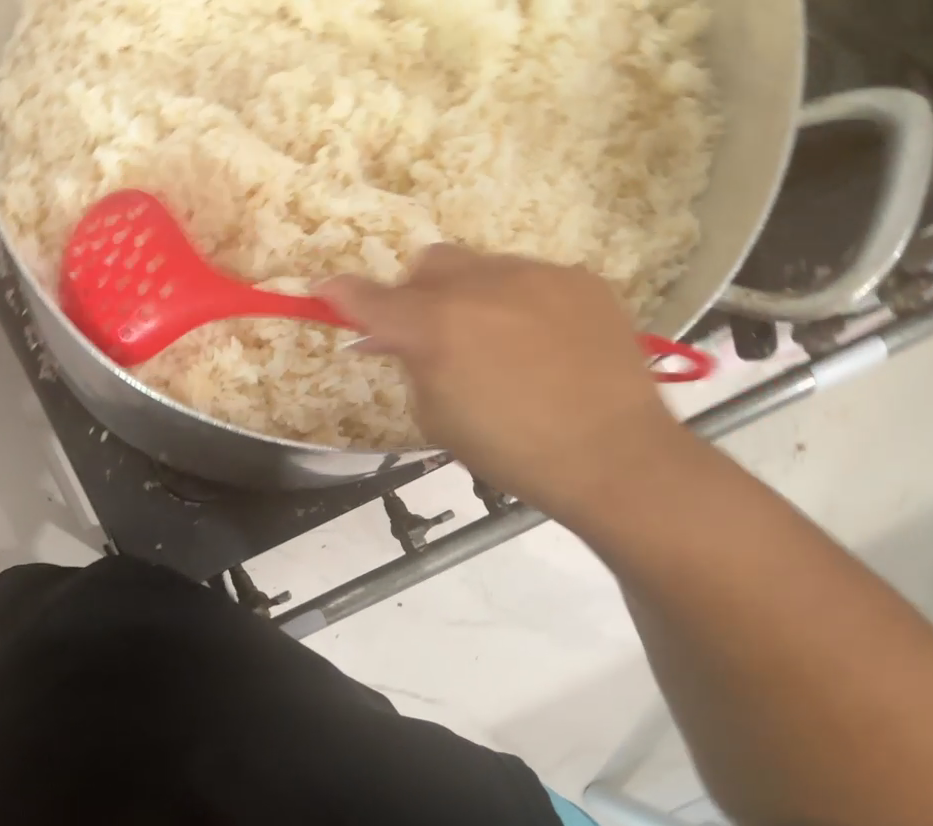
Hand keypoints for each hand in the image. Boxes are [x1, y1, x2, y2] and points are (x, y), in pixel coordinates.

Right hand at [317, 246, 697, 518]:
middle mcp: (482, 286)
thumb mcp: (434, 414)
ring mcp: (537, 276)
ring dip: (466, 295)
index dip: (341, 294)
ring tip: (489, 342)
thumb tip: (392, 340)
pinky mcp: (580, 280)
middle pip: (428, 264)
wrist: (609, 452)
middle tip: (423, 333)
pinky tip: (534, 344)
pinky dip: (514, 302)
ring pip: (480, 267)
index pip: (372, 299)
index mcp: (435, 328)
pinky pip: (528, 278)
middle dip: (414, 293)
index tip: (323, 291)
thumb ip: (410, 364)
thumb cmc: (506, 449)